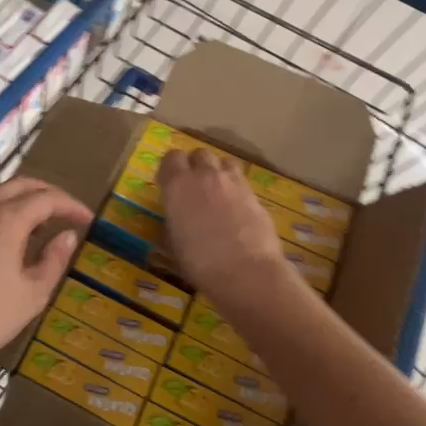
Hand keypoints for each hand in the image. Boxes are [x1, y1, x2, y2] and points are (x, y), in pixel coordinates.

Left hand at [0, 178, 92, 360]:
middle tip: (66, 210)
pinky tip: (9, 240)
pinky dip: (1, 215)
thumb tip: (67, 236)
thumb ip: (54, 260)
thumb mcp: (32, 293)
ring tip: (40, 227)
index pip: (47, 198)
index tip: (87, 219)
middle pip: (20, 185)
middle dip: (47, 193)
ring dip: (22, 202)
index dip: (71, 205)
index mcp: (7, 220)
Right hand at [159, 149, 296, 302]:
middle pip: (200, 153)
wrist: (245, 272)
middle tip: (195, 185)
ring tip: (219, 191)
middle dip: (196, 164)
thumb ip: (176, 217)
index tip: (169, 182)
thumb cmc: (199, 263)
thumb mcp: (175, 240)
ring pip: (225, 162)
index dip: (171, 168)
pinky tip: (237, 209)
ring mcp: (233, 183)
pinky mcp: (255, 195)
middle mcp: (205, 176)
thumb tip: (180, 214)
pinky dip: (237, 189)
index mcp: (178, 185)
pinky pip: (242, 182)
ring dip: (219, 171)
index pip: (171, 157)